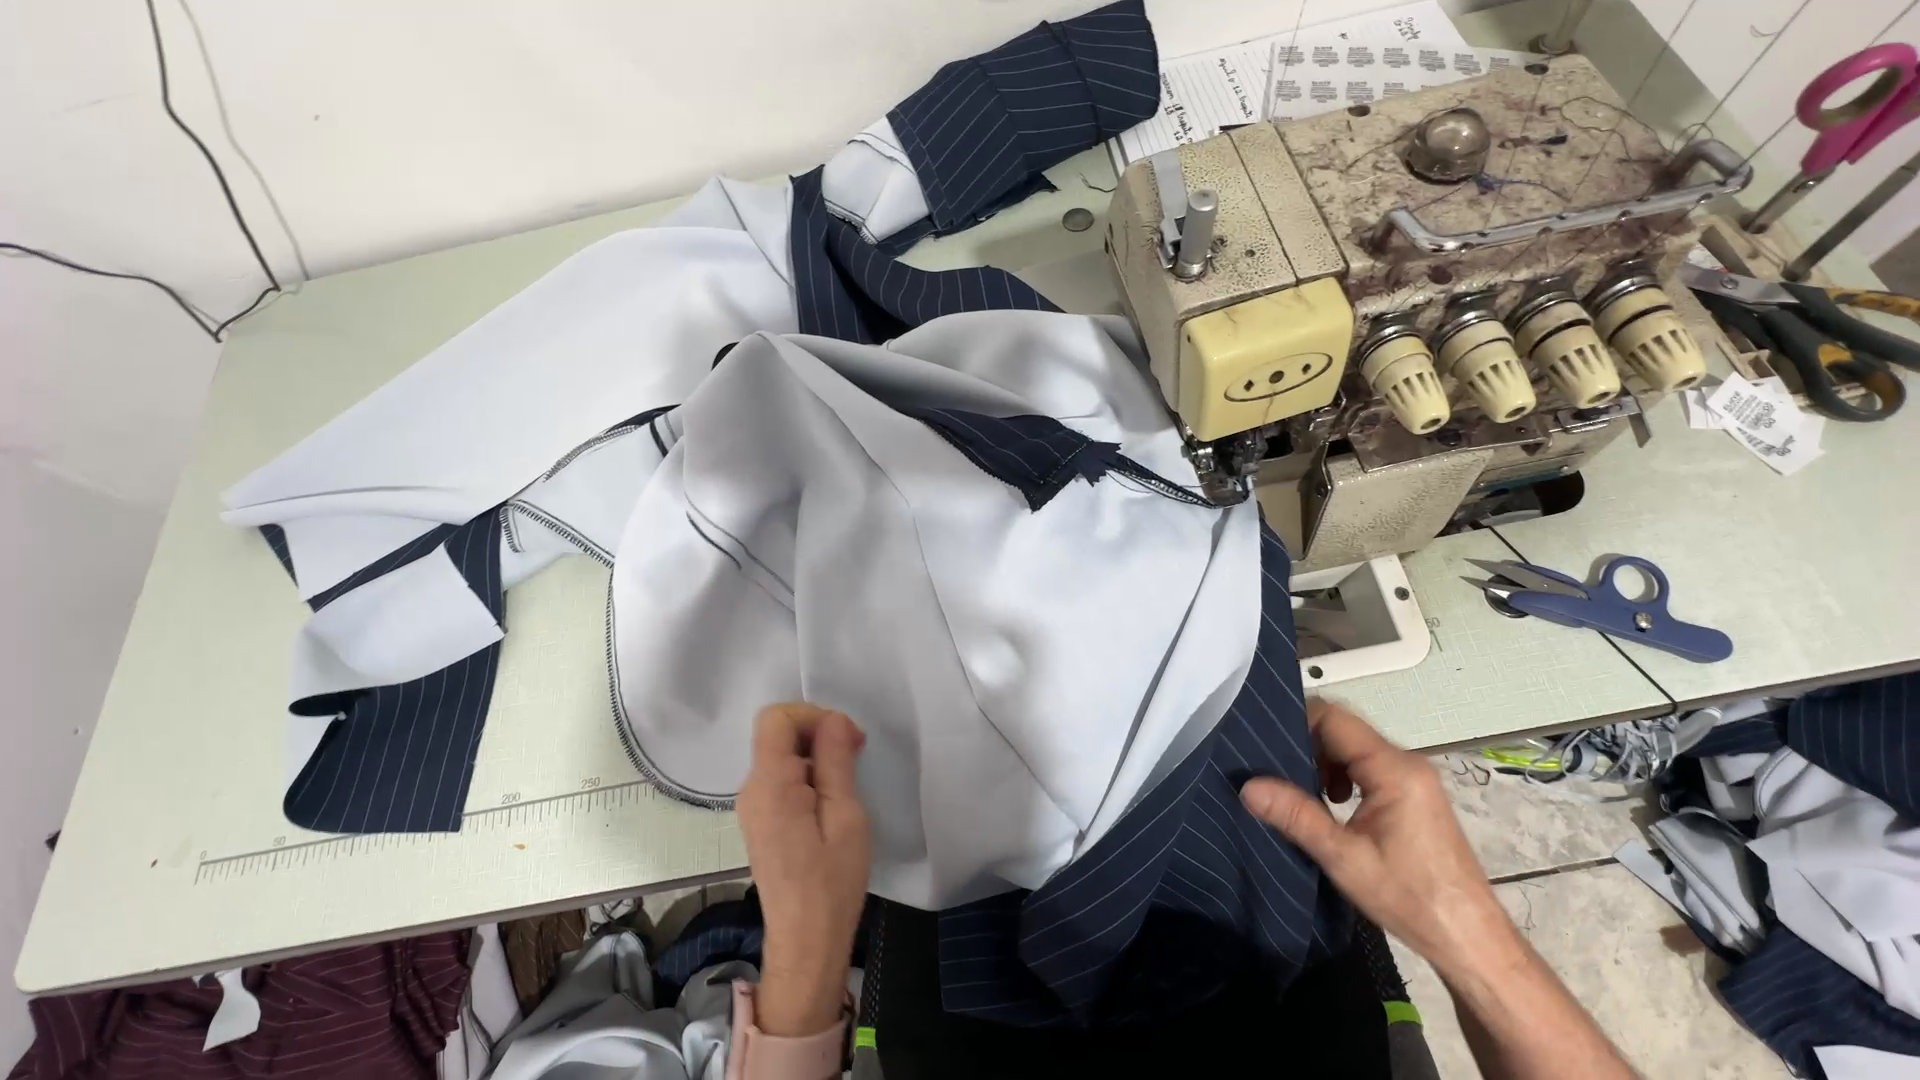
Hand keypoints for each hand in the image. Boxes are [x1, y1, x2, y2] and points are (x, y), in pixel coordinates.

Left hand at [736, 704, 871, 1035]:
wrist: (806, 941)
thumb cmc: (832, 881)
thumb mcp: (845, 816)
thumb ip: (835, 761)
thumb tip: (832, 719)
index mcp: (769, 785)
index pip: (776, 718)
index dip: (813, 716)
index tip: (848, 739)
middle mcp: (751, 790)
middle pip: (777, 734)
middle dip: (818, 733)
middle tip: (857, 755)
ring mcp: (752, 808)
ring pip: (780, 756)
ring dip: (815, 755)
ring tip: (848, 782)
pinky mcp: (760, 823)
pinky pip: (780, 780)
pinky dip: (807, 776)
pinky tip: (832, 801)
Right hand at [1239, 701, 1514, 978]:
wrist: (1469, 939)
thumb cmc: (1410, 898)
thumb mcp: (1343, 857)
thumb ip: (1295, 816)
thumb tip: (1248, 787)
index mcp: (1394, 769)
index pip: (1333, 719)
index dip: (1295, 723)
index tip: (1263, 746)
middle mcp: (1407, 763)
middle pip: (1343, 730)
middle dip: (1305, 746)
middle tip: (1272, 772)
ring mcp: (1414, 778)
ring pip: (1354, 748)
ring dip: (1322, 763)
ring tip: (1299, 794)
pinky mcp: (1414, 794)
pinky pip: (1368, 767)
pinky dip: (1342, 776)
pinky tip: (1331, 805)